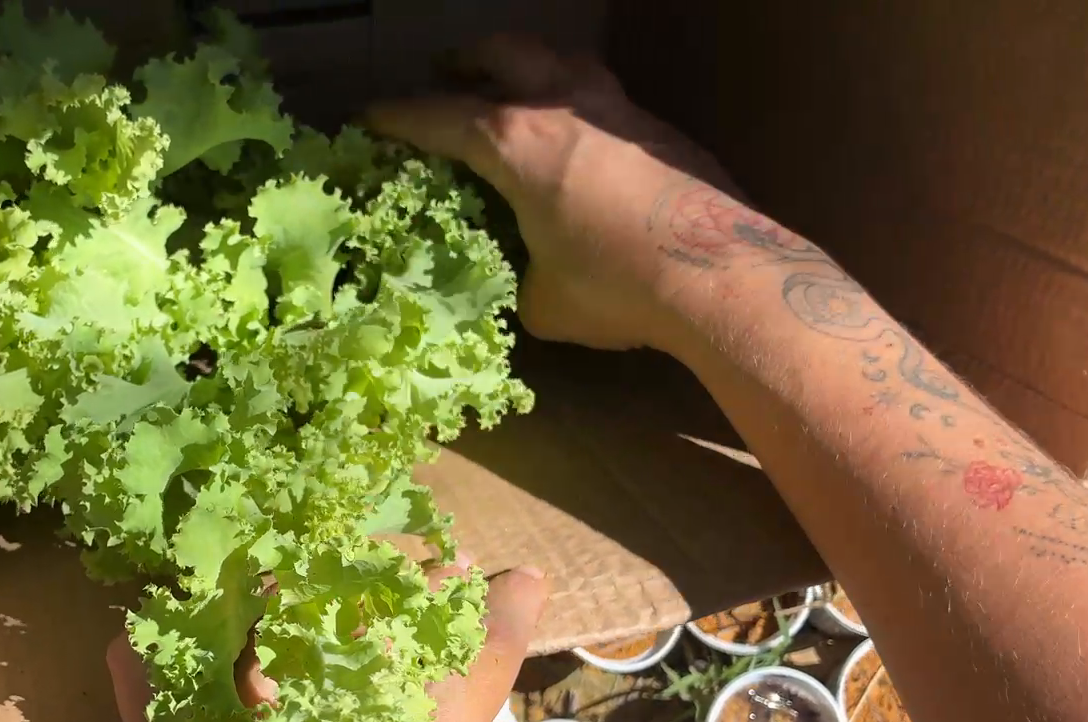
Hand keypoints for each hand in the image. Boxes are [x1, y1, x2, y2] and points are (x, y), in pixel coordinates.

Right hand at [367, 37, 731, 353]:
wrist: (719, 276)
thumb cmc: (613, 289)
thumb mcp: (537, 301)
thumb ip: (515, 275)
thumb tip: (521, 274)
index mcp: (518, 145)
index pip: (442, 118)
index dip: (399, 118)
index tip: (369, 117)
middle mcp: (564, 107)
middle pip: (504, 54)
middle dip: (464, 61)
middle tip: (443, 72)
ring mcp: (616, 108)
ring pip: (558, 58)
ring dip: (523, 64)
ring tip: (506, 84)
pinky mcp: (654, 126)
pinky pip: (596, 93)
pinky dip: (566, 99)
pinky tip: (567, 131)